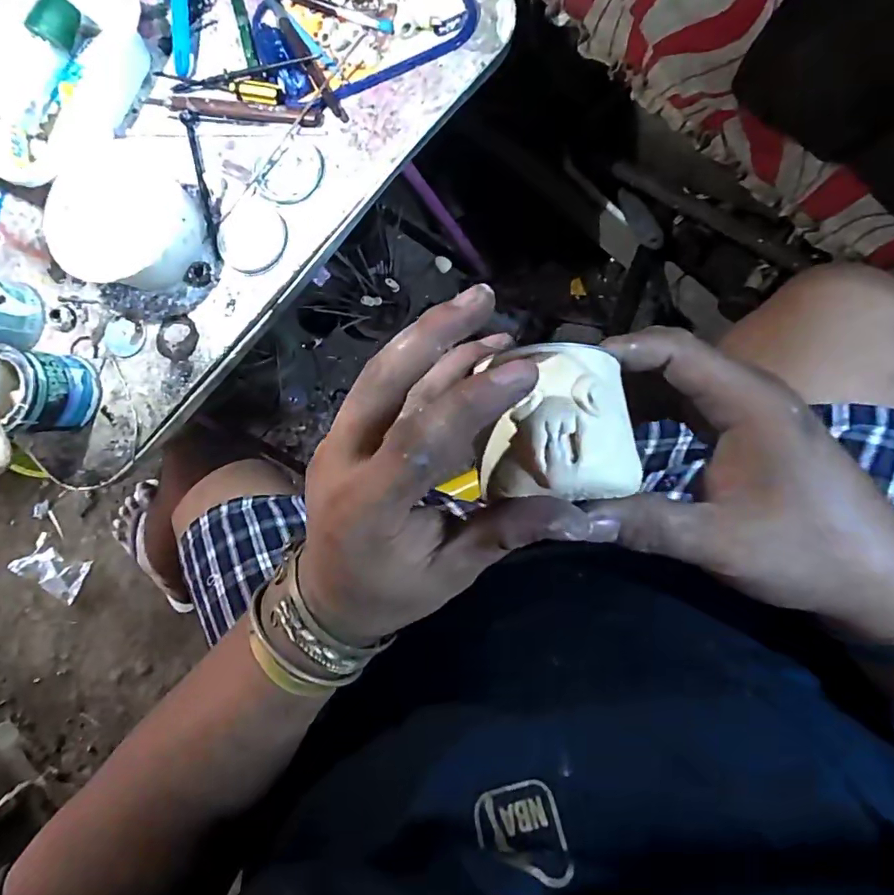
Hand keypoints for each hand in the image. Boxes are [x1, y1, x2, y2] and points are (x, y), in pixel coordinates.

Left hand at [297, 285, 607, 642]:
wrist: (322, 595)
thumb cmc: (385, 593)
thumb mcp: (446, 576)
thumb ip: (499, 534)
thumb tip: (571, 509)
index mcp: (367, 505)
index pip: (418, 439)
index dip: (471, 399)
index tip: (524, 368)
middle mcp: (342, 461)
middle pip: (383, 382)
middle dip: (435, 334)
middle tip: (485, 300)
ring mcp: (334, 443)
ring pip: (377, 376)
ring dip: (427, 339)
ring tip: (478, 312)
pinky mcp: (339, 435)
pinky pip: (376, 389)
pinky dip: (414, 362)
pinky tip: (450, 347)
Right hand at [586, 328, 893, 637]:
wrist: (881, 582)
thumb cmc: (810, 553)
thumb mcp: (719, 542)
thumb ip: (643, 524)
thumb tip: (567, 519)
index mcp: (750, 403)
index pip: (677, 351)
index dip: (620, 350)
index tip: (569, 367)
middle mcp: (750, 396)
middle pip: (670, 362)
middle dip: (612, 372)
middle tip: (559, 391)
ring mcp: (750, 415)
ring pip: (676, 386)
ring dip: (627, 394)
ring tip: (574, 411)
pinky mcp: (747, 438)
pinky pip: (685, 411)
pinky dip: (646, 417)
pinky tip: (615, 440)